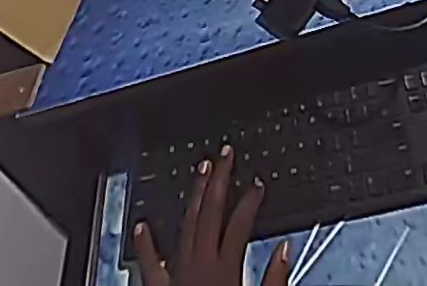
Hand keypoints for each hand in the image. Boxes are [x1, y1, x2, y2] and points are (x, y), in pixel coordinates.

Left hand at [133, 145, 290, 285]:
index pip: (240, 224)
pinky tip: (142, 224)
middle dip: (219, 180)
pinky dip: (146, 244)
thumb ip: (274, 282)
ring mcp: (178, 277)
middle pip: (210, 212)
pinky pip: (150, 266)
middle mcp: (199, 267)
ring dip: (193, 196)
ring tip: (200, 170)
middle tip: (225, 153)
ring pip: (184, 225)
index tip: (258, 184)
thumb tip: (284, 250)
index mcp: (224, 272)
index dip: (250, 200)